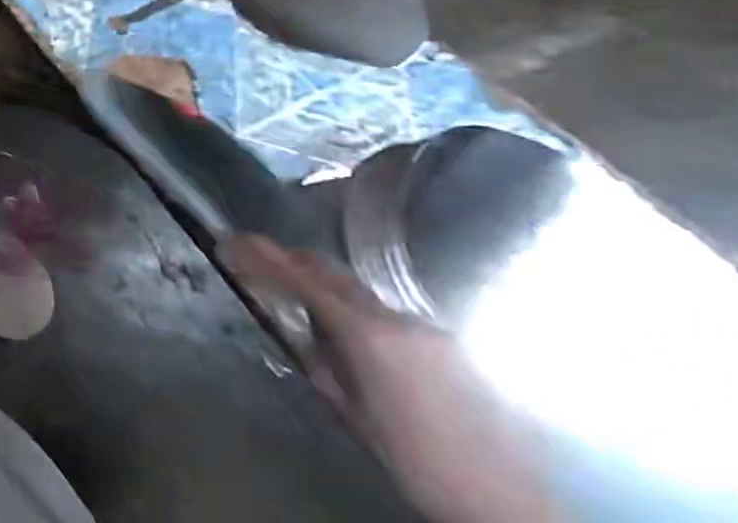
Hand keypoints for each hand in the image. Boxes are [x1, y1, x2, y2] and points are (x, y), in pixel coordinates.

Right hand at [223, 236, 560, 522]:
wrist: (504, 501)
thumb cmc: (415, 462)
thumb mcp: (351, 413)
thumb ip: (322, 361)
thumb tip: (301, 330)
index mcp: (367, 335)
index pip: (304, 280)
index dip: (264, 256)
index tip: (233, 241)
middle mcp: (397, 319)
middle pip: (332, 272)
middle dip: (291, 260)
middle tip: (257, 259)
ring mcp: (426, 328)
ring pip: (359, 291)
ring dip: (322, 286)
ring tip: (298, 301)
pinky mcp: (444, 344)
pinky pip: (384, 312)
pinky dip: (353, 310)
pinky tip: (349, 337)